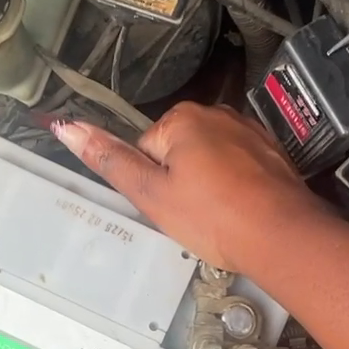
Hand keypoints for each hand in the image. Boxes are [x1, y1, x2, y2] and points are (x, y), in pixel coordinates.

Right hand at [53, 103, 329, 272]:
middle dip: (181, 181)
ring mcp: (248, 129)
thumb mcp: (152, 195)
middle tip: (195, 214)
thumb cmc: (212, 217)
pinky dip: (235, 184)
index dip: (154, 185)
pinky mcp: (272, 149)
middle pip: (178, 150)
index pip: (146, 150)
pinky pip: (238, 164)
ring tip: (219, 214)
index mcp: (182, 119)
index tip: (173, 207)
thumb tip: (66, 127)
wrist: (282, 235)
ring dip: (209, 183)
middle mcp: (216, 113)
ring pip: (209, 158)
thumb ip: (111, 161)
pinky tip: (241, 208)